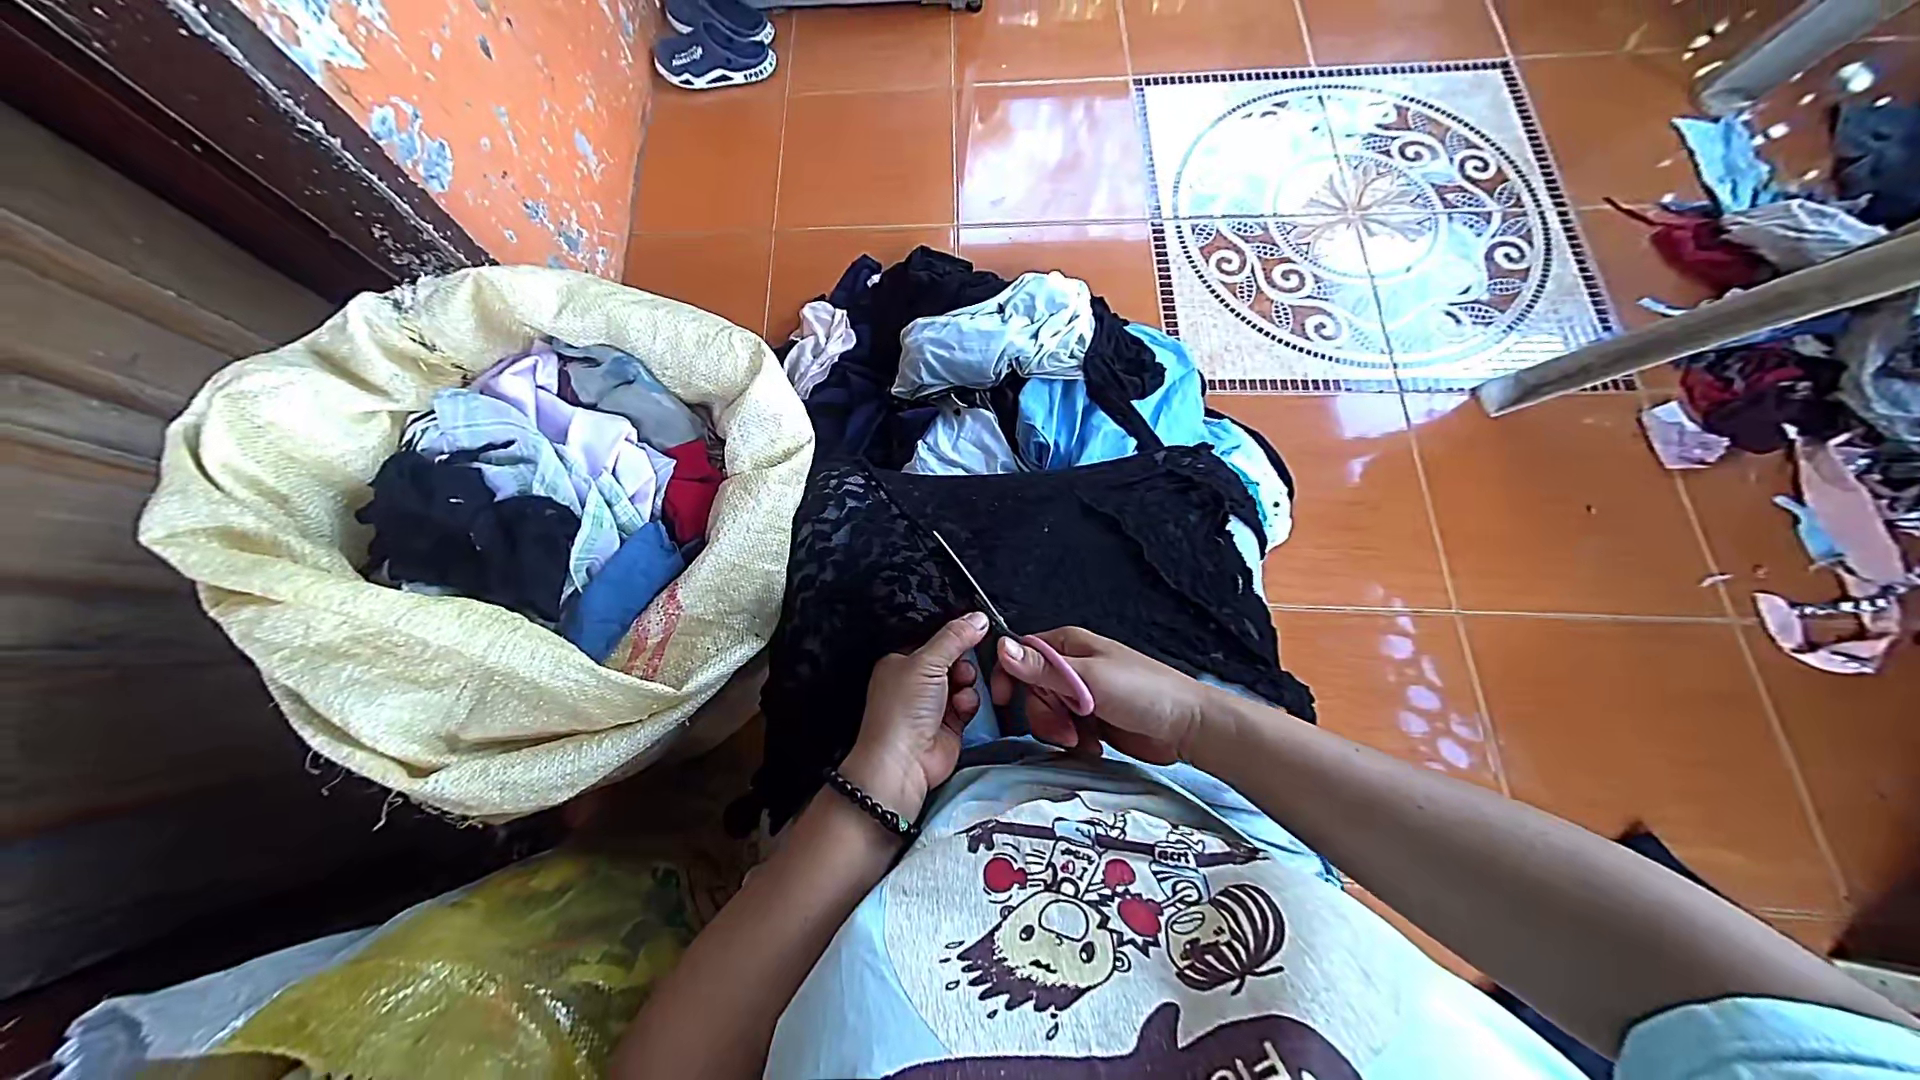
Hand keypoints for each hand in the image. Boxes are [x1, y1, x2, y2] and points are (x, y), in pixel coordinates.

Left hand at [842, 613, 989, 817]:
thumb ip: (954, 638)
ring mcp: (932, 703)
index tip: (970, 631)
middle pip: (953, 659)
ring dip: (967, 683)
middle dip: (963, 662)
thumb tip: (976, 618)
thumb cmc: (899, 713)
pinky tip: (961, 707)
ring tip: (960, 689)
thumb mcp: (927, 662)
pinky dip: (969, 703)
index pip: (933, 639)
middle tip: (960, 667)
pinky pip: (969, 703)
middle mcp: (915, 682)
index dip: (952, 637)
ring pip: (964, 681)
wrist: (903, 762)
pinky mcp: (949, 722)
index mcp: (901, 662)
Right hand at [989, 627, 1214, 764]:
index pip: (1022, 655)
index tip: (1004, 701)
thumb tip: (1003, 649)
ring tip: (1085, 738)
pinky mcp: (1092, 719)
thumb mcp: (1088, 679)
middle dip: (1044, 714)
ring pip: (1047, 713)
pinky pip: (1066, 730)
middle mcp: (1073, 667)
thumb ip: (1043, 668)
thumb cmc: (1145, 693)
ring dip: (1059, 731)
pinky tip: (1094, 745)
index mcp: (1069, 646)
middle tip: (1066, 728)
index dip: (1010, 676)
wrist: (1187, 727)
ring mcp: (1083, 694)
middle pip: (1032, 690)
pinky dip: (1075, 741)